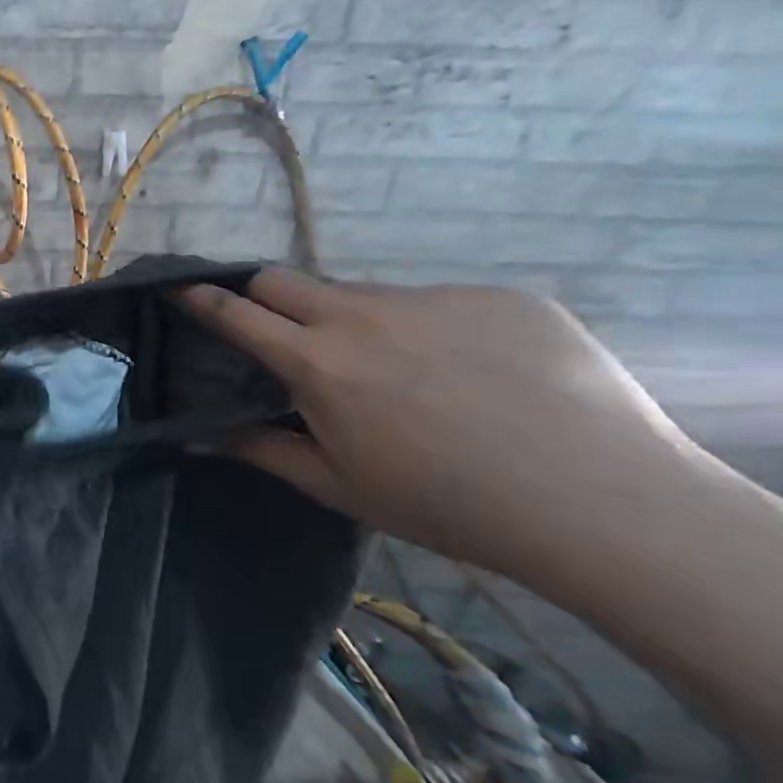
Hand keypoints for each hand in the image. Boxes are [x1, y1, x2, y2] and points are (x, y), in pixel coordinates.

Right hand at [178, 269, 708, 573]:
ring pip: (365, 294)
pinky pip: (438, 302)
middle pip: (284, 279)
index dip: (199, 296)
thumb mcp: (340, 486)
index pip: (236, 312)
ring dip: (355, 321)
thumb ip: (259, 450)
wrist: (606, 503)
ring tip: (400, 373)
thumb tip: (190, 438)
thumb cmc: (448, 503)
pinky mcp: (497, 295)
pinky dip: (432, 329)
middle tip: (281, 332)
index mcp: (318, 362)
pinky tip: (473, 374)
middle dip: (263, 296)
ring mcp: (433, 298)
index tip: (177, 286)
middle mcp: (364, 315)